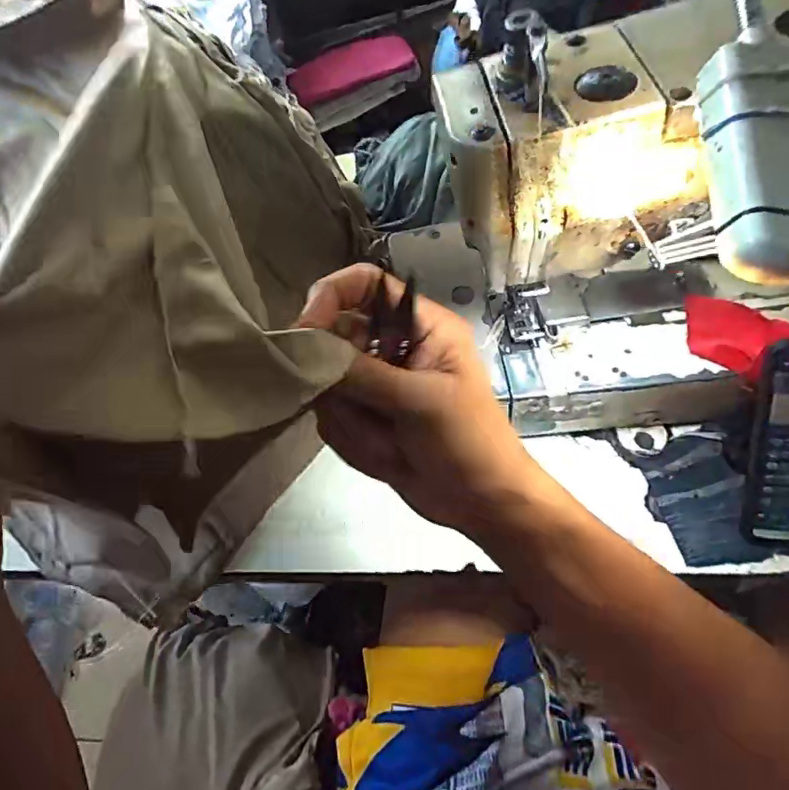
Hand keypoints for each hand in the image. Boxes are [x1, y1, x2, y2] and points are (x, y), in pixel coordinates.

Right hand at [295, 263, 547, 530]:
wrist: (482, 505)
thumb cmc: (469, 442)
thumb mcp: (420, 401)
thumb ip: (363, 373)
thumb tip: (309, 351)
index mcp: (420, 326)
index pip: (364, 284)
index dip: (330, 296)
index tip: (306, 329)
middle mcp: (392, 347)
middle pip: (333, 339)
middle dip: (342, 385)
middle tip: (365, 411)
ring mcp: (374, 383)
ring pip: (326, 384)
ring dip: (353, 421)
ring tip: (390, 443)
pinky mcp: (362, 414)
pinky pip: (330, 416)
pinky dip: (352, 440)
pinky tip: (386, 455)